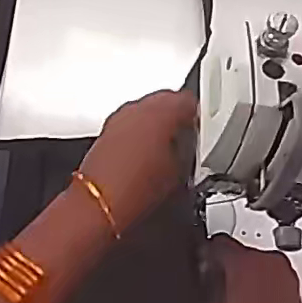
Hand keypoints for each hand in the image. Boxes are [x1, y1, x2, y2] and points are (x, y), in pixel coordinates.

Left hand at [78, 89, 196, 229]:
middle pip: (165, 100)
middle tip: (185, 136)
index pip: (188, 100)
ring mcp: (120, 117)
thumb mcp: (180, 172)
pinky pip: (130, 123)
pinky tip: (144, 153)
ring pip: (145, 110)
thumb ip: (188, 149)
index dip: (197, 115)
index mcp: (163, 111)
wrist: (102, 202)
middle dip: (175, 115)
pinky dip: (138, 132)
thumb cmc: (137, 189)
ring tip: (164, 148)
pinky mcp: (107, 130)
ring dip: (155, 123)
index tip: (199, 127)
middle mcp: (139, 108)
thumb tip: (187, 148)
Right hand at [201, 234, 301, 302]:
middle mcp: (270, 262)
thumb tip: (203, 275)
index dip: (202, 255)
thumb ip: (204, 286)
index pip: (216, 243)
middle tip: (211, 288)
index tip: (198, 264)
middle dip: (224, 267)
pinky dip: (257, 289)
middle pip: (238, 252)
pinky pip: (268, 279)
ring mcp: (286, 276)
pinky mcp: (294, 291)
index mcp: (247, 261)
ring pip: (254, 266)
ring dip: (241, 278)